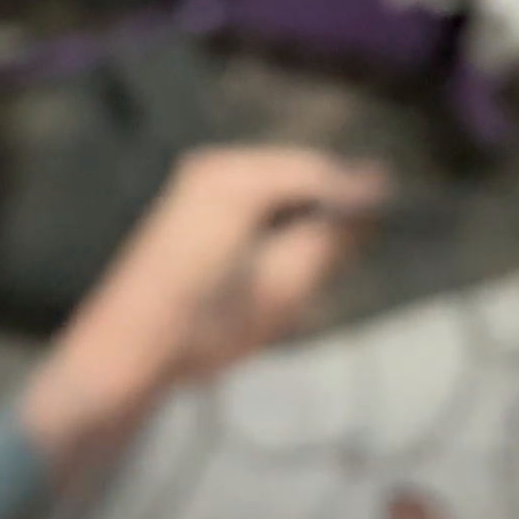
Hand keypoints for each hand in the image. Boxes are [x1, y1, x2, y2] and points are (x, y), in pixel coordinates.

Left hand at [25, 148, 385, 455]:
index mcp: (236, 177)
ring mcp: (194, 180)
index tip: (398, 207)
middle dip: (330, 199)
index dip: (359, 189)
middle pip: (293, 170)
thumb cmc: (203, 326)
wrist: (119, 355)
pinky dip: (274, 215)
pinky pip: (248, 195)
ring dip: (303, 209)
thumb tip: (368, 207)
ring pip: (272, 183)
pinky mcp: (186, 202)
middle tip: (366, 233)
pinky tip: (285, 246)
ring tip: (330, 246)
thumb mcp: (281, 289)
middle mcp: (214, 163)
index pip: (315, 170)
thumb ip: (329, 241)